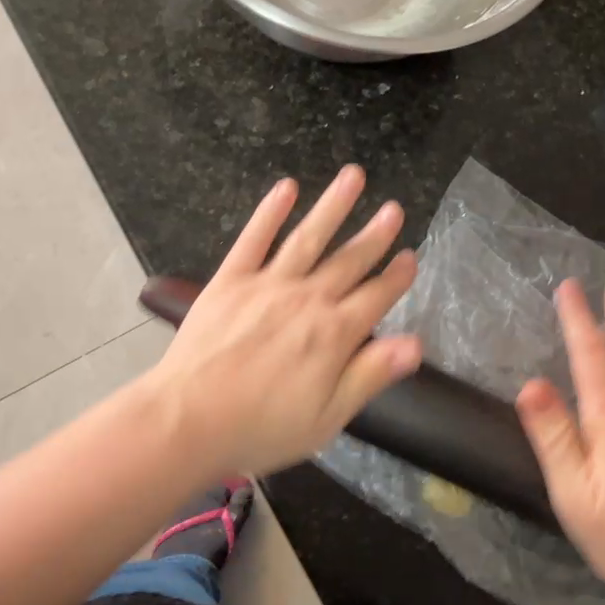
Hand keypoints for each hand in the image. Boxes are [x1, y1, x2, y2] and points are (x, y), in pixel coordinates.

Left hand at [147, 166, 421, 476]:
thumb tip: (416, 344)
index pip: (376, 297)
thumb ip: (371, 374)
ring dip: (333, 206)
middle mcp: (308, 299)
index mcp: (334, 334)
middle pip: (349, 261)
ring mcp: (269, 284)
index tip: (411, 256)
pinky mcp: (231, 280)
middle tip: (394, 208)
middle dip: (375, 235)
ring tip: (353, 176)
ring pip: (309, 237)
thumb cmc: (261, 428)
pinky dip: (271, 211)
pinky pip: (254, 239)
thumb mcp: (328, 416)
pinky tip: (286, 186)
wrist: (187, 421)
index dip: (396, 277)